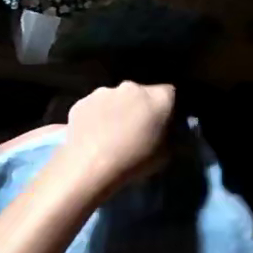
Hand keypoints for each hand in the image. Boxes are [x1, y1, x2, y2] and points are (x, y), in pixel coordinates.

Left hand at [59, 81, 175, 189]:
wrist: (91, 166)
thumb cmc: (135, 161)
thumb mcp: (165, 155)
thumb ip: (171, 136)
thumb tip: (169, 130)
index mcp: (158, 98)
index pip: (169, 93)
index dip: (166, 108)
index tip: (161, 122)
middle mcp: (131, 87)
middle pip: (139, 93)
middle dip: (139, 107)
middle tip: (135, 130)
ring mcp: (103, 92)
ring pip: (114, 99)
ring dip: (115, 111)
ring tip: (110, 135)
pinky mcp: (81, 102)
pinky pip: (93, 107)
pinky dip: (95, 117)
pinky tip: (92, 136)